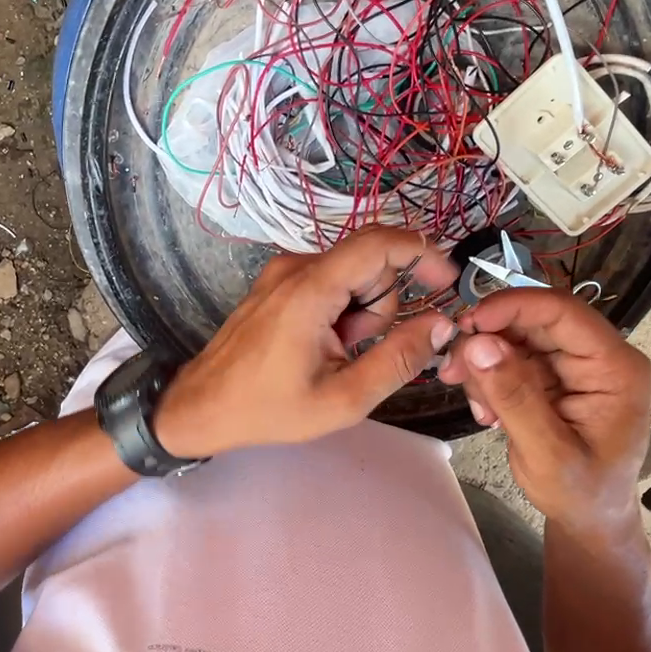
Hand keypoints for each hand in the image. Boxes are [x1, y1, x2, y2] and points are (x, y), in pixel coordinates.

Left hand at [154, 227, 459, 458]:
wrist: (203, 405)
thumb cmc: (270, 408)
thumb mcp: (344, 398)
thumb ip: (397, 359)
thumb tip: (440, 324)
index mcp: (311, 288)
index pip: (378, 242)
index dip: (421, 253)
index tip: (448, 280)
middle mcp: (296, 266)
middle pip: (370, 259)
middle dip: (382, 302)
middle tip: (357, 348)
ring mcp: (283, 270)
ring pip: (353, 271)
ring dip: (360, 310)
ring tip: (335, 352)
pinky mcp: (278, 281)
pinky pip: (330, 279)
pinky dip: (340, 308)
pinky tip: (321, 343)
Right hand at [439, 288, 650, 536]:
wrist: (588, 518)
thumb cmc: (581, 493)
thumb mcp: (546, 452)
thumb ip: (514, 397)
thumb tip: (477, 343)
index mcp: (615, 368)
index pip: (563, 311)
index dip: (514, 306)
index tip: (468, 323)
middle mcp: (597, 355)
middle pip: (533, 319)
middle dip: (488, 337)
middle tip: (452, 368)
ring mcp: (572, 363)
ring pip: (514, 333)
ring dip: (483, 360)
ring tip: (475, 403)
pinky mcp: (550, 373)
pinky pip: (508, 354)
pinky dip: (487, 375)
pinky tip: (485, 409)